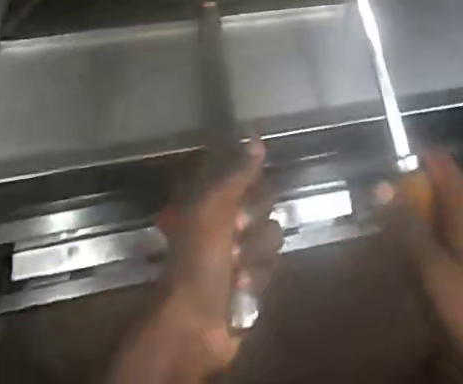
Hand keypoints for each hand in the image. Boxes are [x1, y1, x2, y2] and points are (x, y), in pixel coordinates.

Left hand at [108, 142, 281, 383]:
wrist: (192, 324)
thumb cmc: (198, 260)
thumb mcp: (215, 209)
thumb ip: (238, 175)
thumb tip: (256, 138)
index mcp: (210, 201)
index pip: (240, 173)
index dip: (251, 175)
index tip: (257, 179)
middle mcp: (224, 222)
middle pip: (263, 203)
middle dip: (256, 220)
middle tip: (240, 231)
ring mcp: (237, 253)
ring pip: (270, 236)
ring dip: (256, 254)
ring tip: (238, 270)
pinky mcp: (250, 282)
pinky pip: (270, 267)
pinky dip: (257, 278)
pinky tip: (242, 288)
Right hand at [378, 153, 462, 383]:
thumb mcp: (435, 272)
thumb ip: (409, 229)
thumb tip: (382, 185)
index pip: (443, 164)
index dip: (417, 155)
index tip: (388, 159)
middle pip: (443, 188)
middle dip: (412, 190)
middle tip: (379, 202)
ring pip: (446, 214)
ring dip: (419, 217)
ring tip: (391, 230)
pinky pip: (452, 236)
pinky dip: (431, 239)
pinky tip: (417, 260)